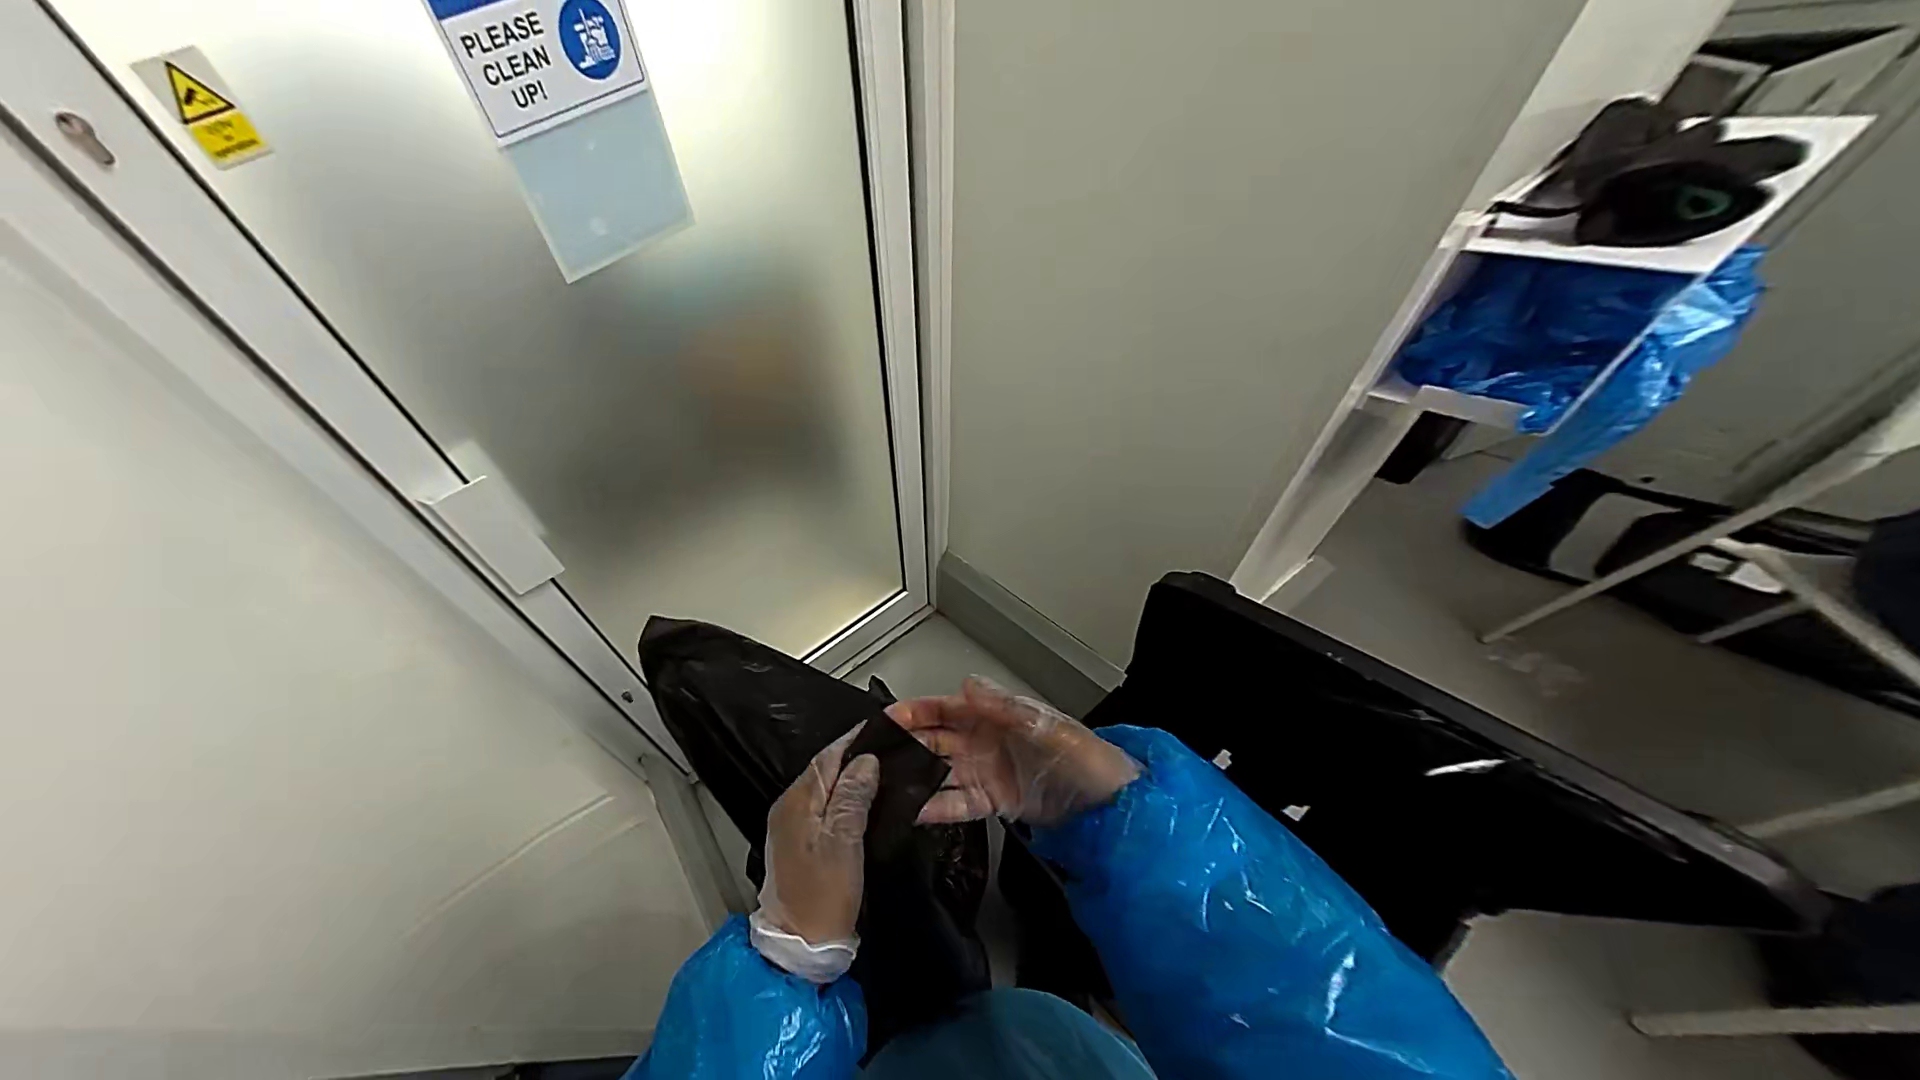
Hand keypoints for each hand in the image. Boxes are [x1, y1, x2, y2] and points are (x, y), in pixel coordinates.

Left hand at [758, 724, 880, 946]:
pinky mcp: (801, 842)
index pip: (829, 755)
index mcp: (798, 801)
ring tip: (888, 769)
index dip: (857, 739)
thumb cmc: (824, 895)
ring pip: (828, 787)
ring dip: (853, 776)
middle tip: (894, 747)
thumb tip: (866, 760)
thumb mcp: (844, 840)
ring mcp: (793, 825)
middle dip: (857, 755)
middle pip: (827, 769)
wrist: (799, 948)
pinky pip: (827, 806)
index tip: (886, 726)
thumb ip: (853, 795)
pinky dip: (847, 797)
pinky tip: (868, 800)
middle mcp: (790, 806)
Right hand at [888, 677, 1139, 824]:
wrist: (1107, 802)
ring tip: (884, 786)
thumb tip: (967, 685)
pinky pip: (957, 803)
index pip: (944, 708)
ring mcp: (985, 772)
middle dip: (904, 743)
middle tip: (873, 754)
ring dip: (913, 776)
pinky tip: (914, 812)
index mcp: (992, 716)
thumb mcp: (1045, 726)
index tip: (887, 719)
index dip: (914, 711)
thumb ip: (1004, 707)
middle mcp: (982, 741)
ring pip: (938, 771)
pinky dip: (935, 807)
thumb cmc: (1083, 754)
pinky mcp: (992, 801)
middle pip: (934, 739)